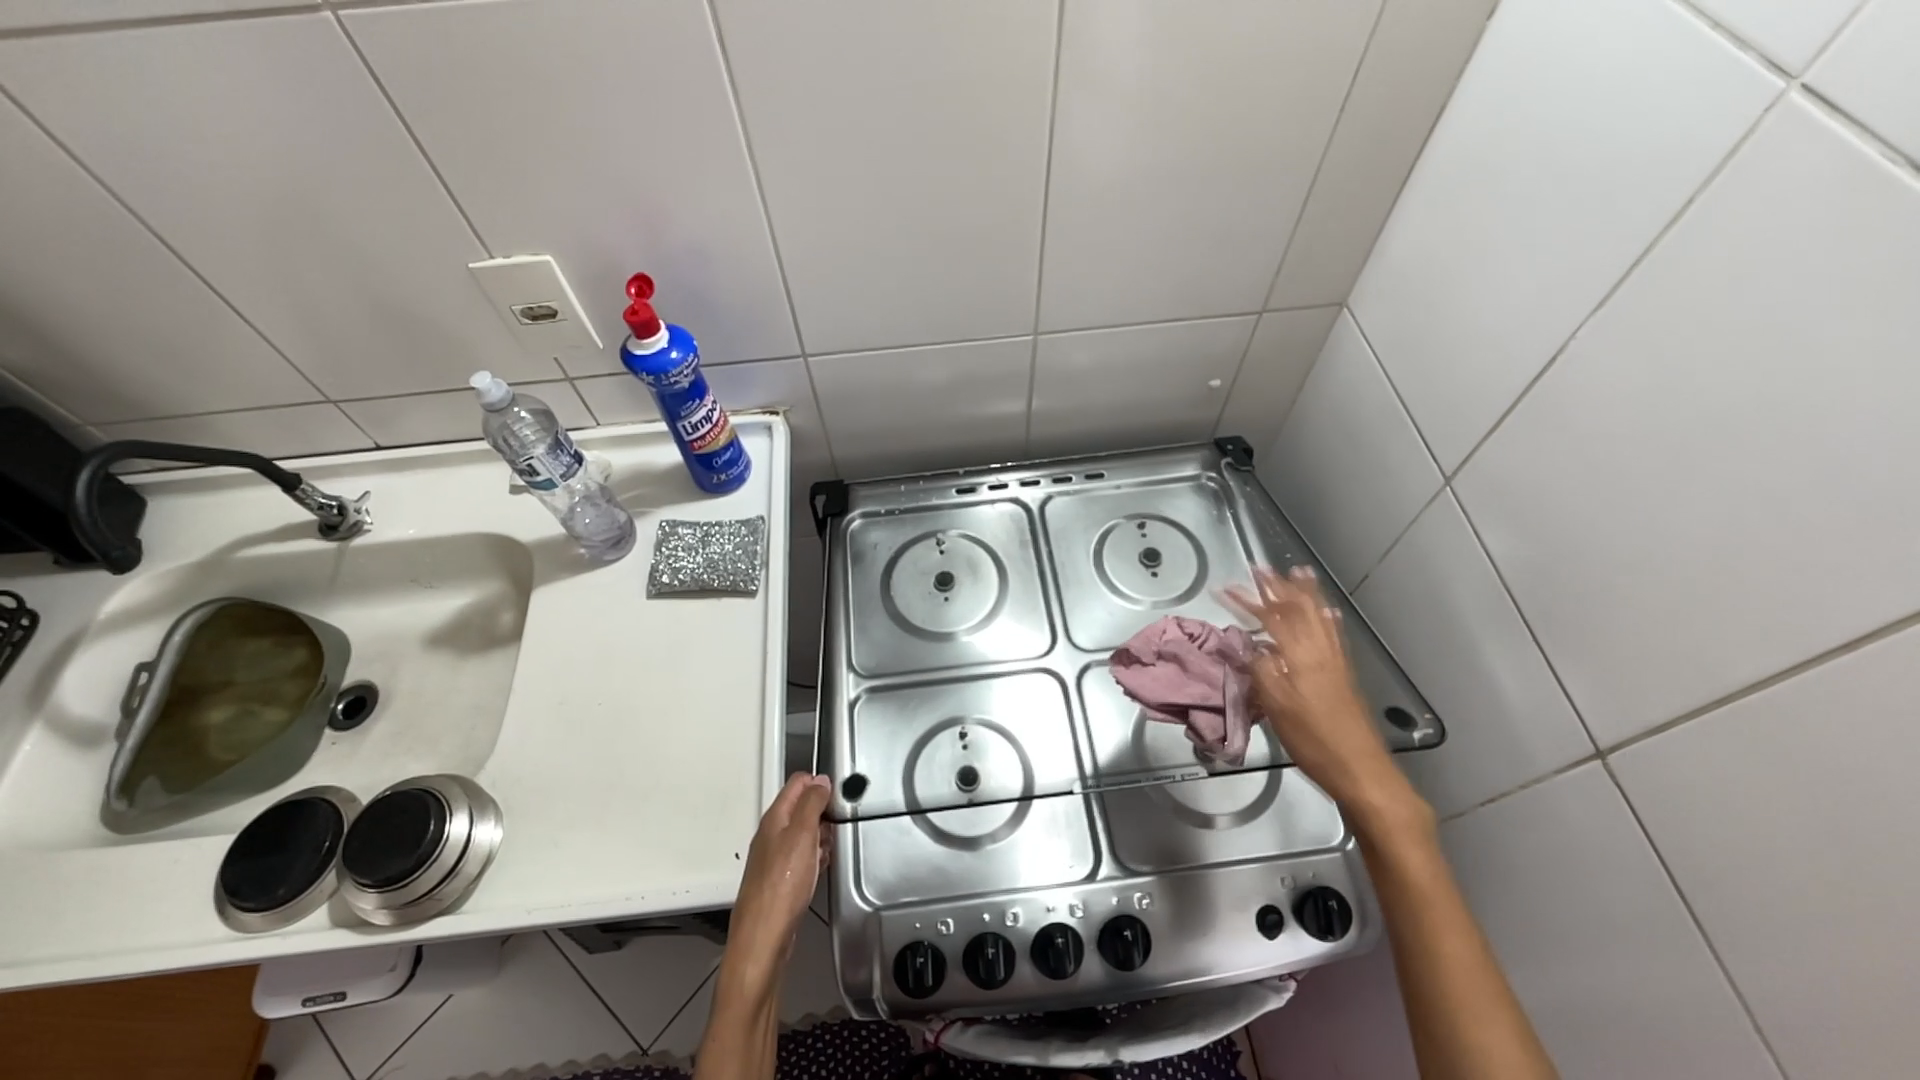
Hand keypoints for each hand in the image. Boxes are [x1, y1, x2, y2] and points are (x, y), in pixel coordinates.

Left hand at [724, 773, 831, 986]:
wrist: (764, 935)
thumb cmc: (782, 886)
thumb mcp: (802, 835)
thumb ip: (811, 803)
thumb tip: (820, 780)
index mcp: (775, 818)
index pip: (797, 783)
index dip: (819, 782)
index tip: (840, 793)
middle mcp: (772, 834)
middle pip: (800, 807)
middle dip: (823, 811)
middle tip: (837, 824)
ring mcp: (774, 857)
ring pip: (803, 832)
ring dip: (821, 835)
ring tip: (831, 848)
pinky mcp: (781, 878)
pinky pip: (802, 856)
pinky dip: (816, 856)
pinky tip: (822, 866)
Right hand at [1226, 566, 1423, 826]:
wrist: (1361, 769)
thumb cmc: (1313, 740)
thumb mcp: (1277, 707)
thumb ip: (1261, 670)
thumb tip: (1249, 643)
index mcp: (1299, 657)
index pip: (1270, 618)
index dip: (1247, 601)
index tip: (1225, 588)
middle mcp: (1319, 651)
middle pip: (1298, 610)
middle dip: (1278, 587)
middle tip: (1262, 568)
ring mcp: (1335, 662)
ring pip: (1319, 617)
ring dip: (1306, 593)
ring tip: (1298, 572)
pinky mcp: (1344, 675)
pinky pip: (1334, 634)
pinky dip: (1327, 617)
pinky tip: (1328, 612)